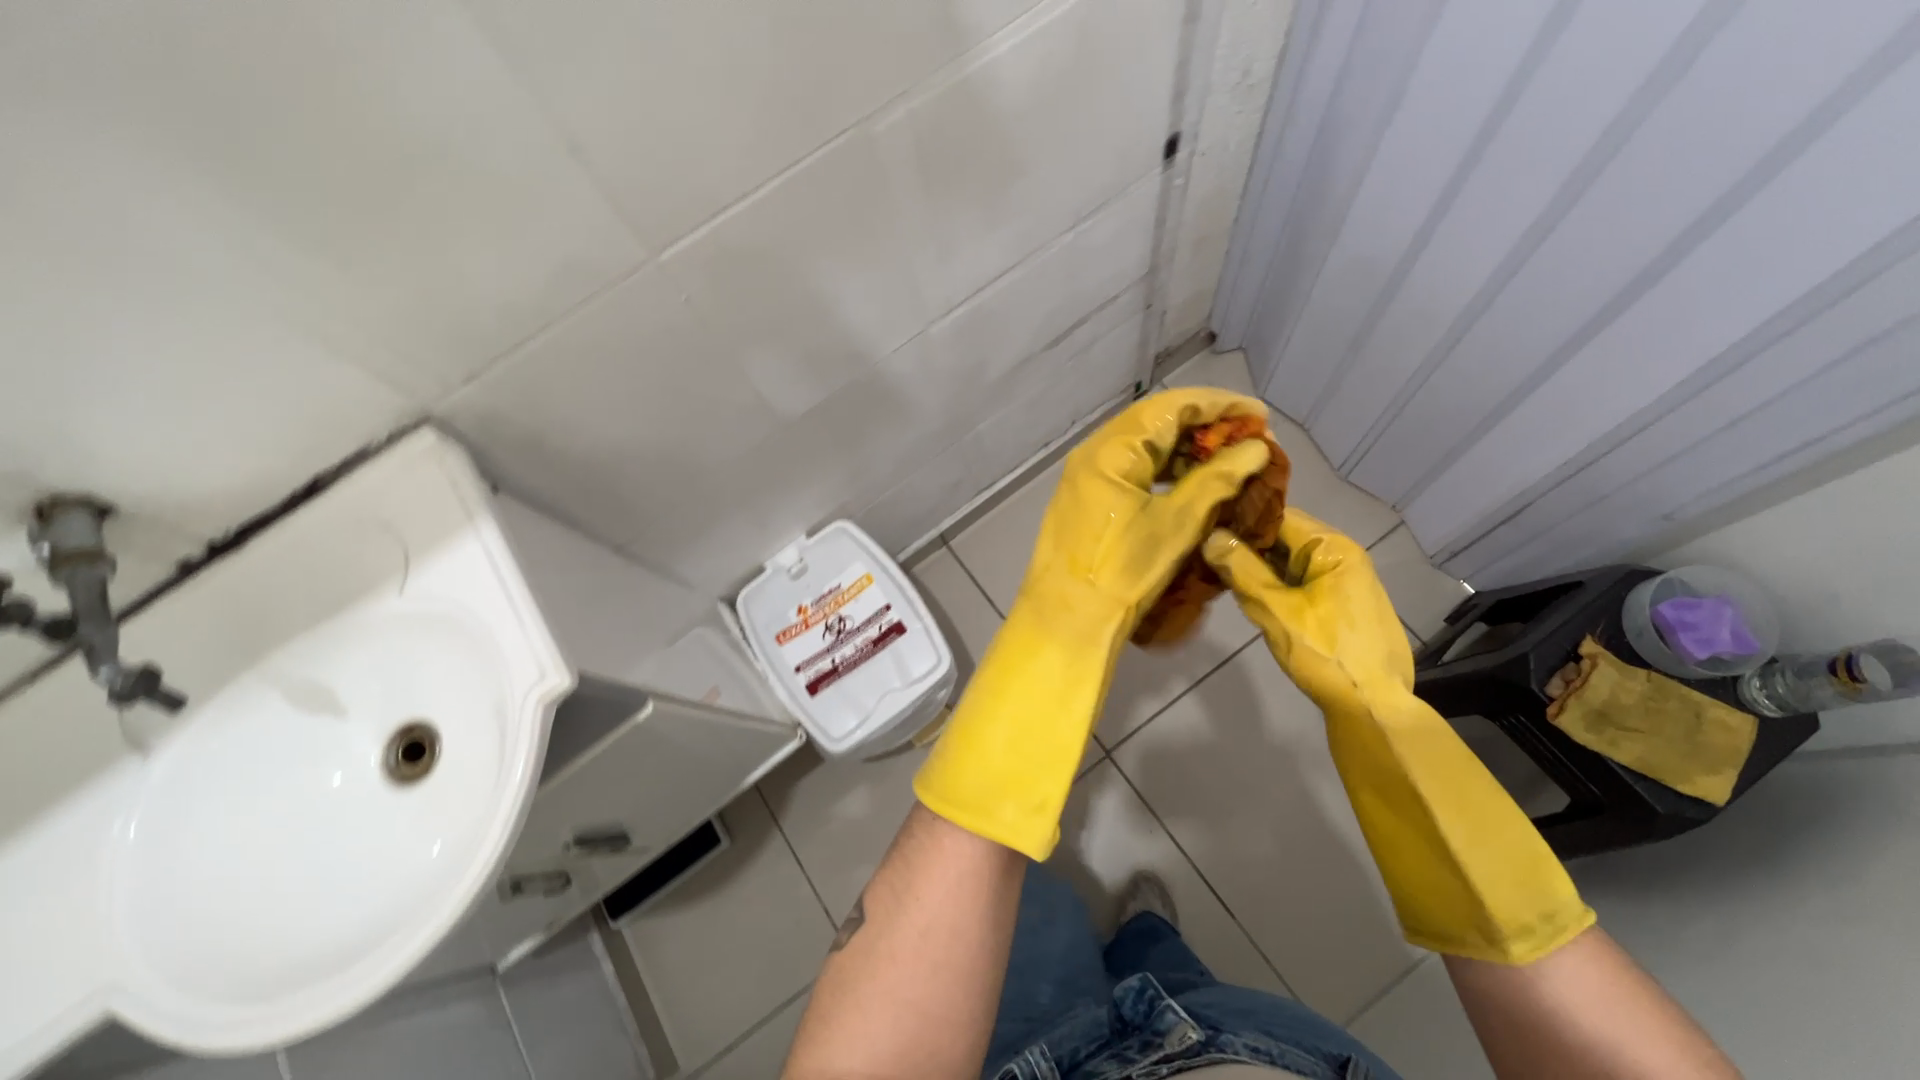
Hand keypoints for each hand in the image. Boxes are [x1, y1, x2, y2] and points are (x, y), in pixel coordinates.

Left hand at [915, 388, 1271, 860]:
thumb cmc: (1122, 572)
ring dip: (1187, 451)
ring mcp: (1086, 477)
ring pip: (1144, 448)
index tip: (1259, 415)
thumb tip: (1255, 447)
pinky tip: (1194, 486)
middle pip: (1156, 422)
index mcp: (1110, 450)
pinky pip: (1133, 471)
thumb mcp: (1176, 524)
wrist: (1067, 621)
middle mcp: (1093, 454)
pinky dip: (1166, 473)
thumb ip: (1218, 479)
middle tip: (1249, 440)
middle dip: (1206, 427)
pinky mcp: (1088, 501)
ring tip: (1230, 464)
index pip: (1171, 406)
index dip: (1219, 405)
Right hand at [1203, 508, 1415, 713]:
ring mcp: (1351, 582)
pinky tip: (1261, 604)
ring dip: (1264, 571)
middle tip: (1211, 560)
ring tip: (1228, 581)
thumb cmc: (1324, 652)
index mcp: (1333, 548)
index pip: (1279, 516)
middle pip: (1288, 539)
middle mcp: (1346, 556)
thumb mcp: (1274, 610)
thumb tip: (1211, 535)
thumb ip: (1240, 569)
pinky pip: (1307, 584)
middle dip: (1250, 549)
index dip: (1241, 520)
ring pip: (1296, 564)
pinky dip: (1282, 587)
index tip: (1207, 529)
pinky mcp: (1349, 606)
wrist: (1373, 707)